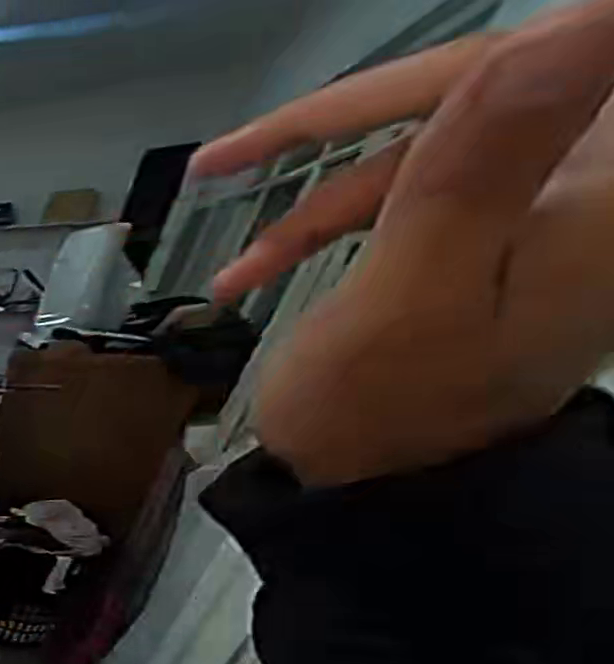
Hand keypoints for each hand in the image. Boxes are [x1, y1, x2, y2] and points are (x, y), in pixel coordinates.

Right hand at [188, 2, 613, 485]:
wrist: (380, 485)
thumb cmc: (379, 408)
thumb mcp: (406, 300)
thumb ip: (470, 176)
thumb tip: (563, 27)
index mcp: (606, 186)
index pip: (516, 70)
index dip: (385, 92)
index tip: (268, 133)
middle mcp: (599, 180)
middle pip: (466, 102)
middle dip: (334, 136)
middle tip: (221, 164)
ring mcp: (546, 210)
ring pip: (421, 156)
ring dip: (314, 205)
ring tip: (233, 270)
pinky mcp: (493, 241)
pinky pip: (409, 201)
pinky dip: (323, 231)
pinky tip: (256, 272)